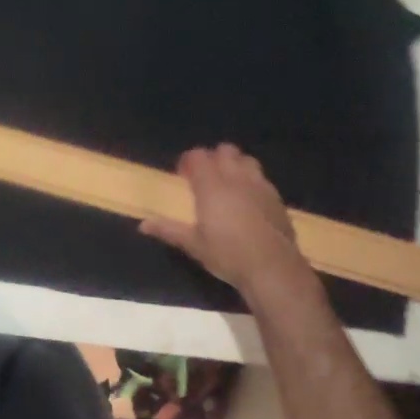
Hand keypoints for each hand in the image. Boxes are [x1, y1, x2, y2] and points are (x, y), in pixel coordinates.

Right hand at [140, 144, 307, 293]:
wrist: (273, 268)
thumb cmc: (227, 254)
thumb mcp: (193, 245)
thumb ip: (168, 230)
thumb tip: (142, 225)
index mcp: (212, 187)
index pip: (198, 156)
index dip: (188, 160)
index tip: (182, 173)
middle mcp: (236, 179)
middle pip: (225, 151)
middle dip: (213, 157)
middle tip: (204, 176)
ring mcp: (260, 186)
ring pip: (247, 160)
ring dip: (235, 165)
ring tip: (228, 183)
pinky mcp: (276, 198)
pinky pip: (262, 178)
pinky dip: (251, 181)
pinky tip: (248, 200)